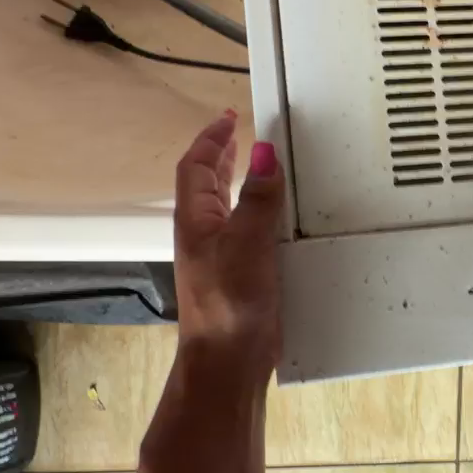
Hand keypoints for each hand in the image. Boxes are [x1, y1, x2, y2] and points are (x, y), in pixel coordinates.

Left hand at [173, 112, 285, 380]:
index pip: (195, 168)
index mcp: (197, 220)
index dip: (210, 140)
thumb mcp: (246, 244)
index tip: (228, 117)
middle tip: (239, 133)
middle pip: (205, 183)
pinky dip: (257, 209)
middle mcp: (205, 232)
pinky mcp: (243, 271)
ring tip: (257, 164)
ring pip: (225, 205)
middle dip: (219, 155)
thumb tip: (264, 151)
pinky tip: (277, 216)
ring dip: (237, 180)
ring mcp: (222, 253)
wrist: (229, 355)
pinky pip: (246, 227)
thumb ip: (257, 199)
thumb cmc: (231, 299)